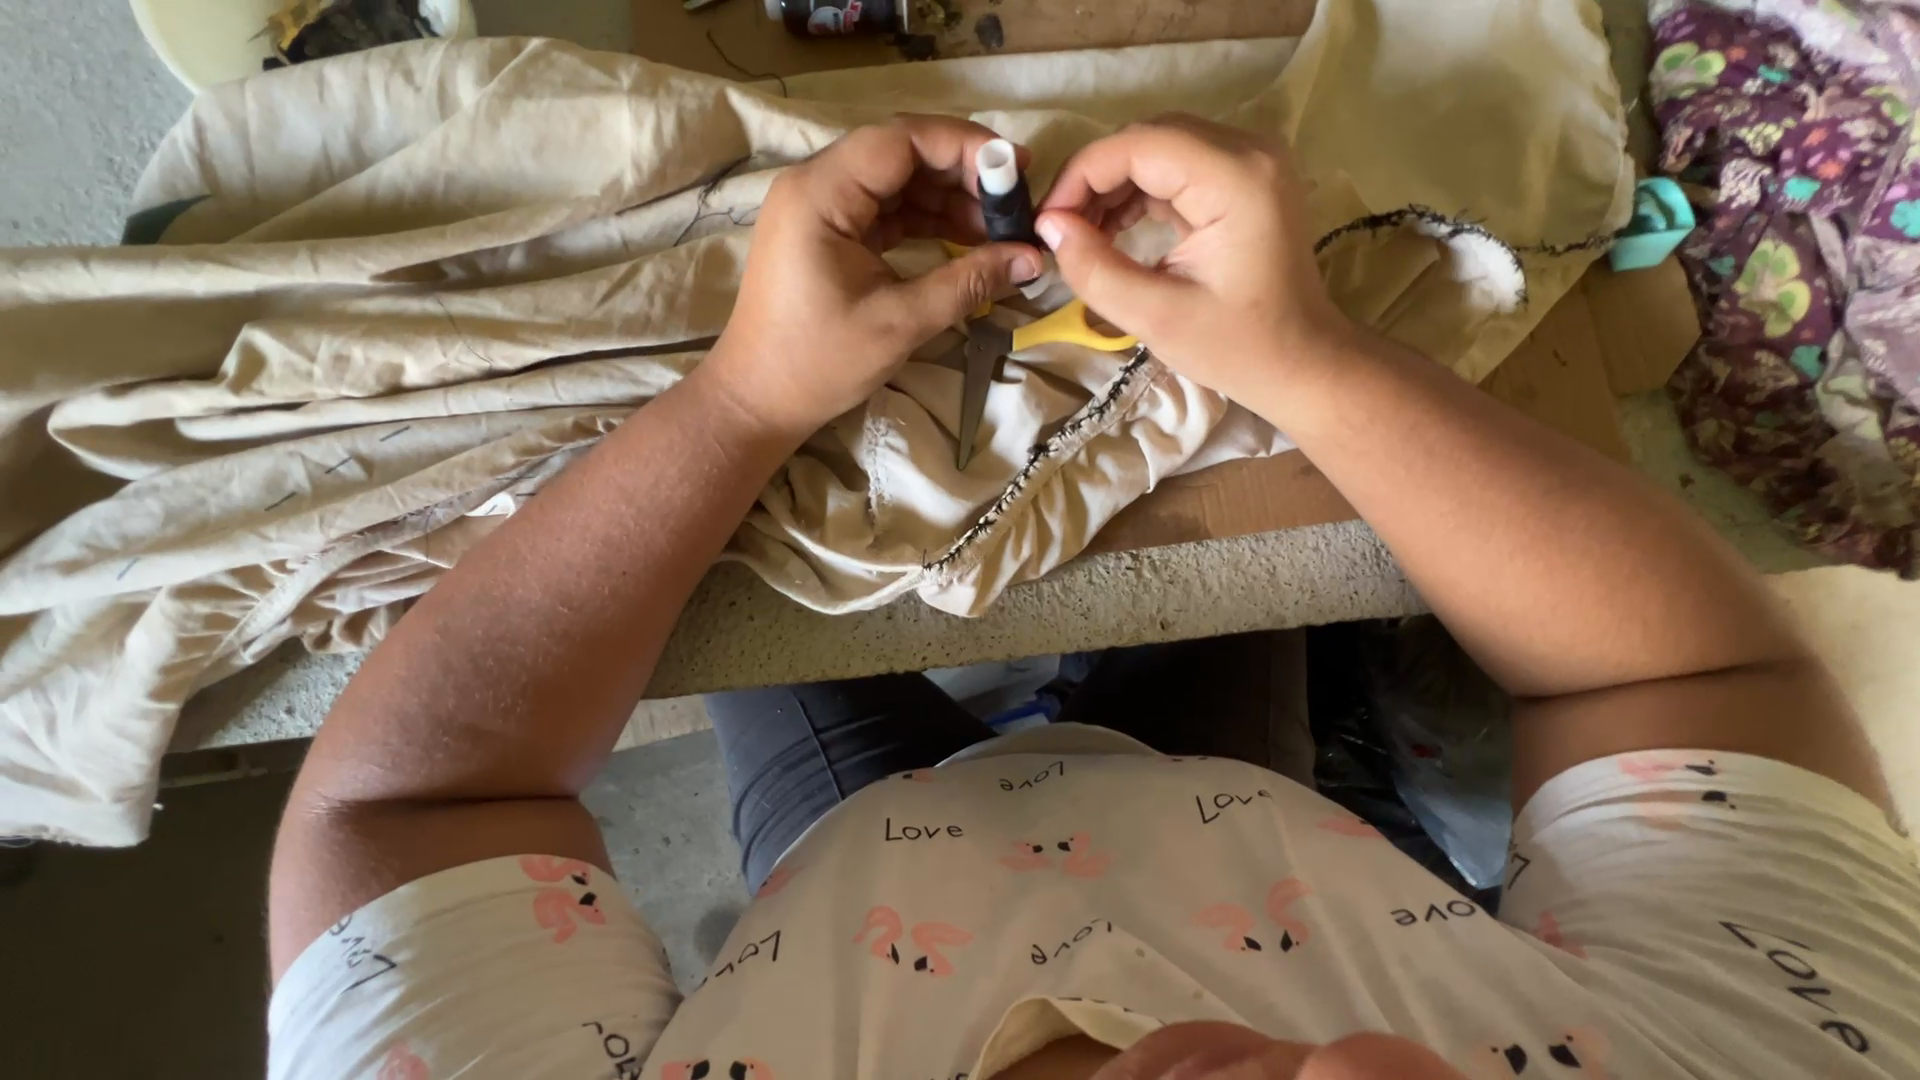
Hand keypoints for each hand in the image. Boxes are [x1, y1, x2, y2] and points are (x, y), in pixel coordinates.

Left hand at [707, 115, 1045, 437]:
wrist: (760, 399)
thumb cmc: (819, 363)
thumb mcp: (900, 322)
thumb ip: (968, 282)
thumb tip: (1032, 258)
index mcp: (821, 193)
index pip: (902, 140)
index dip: (965, 147)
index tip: (1015, 172)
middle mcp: (814, 184)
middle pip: (900, 152)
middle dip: (961, 173)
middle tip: (1013, 203)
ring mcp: (818, 208)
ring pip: (895, 181)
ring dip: (947, 199)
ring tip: (998, 228)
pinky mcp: (826, 233)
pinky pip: (883, 209)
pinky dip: (923, 221)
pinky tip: (965, 239)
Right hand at [1034, 114, 1355, 405]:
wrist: (1299, 360)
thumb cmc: (1235, 347)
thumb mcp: (1155, 317)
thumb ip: (1095, 269)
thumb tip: (1048, 226)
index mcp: (1235, 179)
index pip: (1139, 145)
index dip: (1082, 175)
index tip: (1047, 221)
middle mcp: (1248, 151)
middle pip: (1148, 138)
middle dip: (1094, 179)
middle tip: (1059, 230)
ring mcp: (1250, 161)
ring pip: (1159, 149)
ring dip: (1113, 186)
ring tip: (1080, 235)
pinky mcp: (1244, 179)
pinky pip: (1177, 168)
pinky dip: (1138, 194)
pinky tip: (1112, 230)